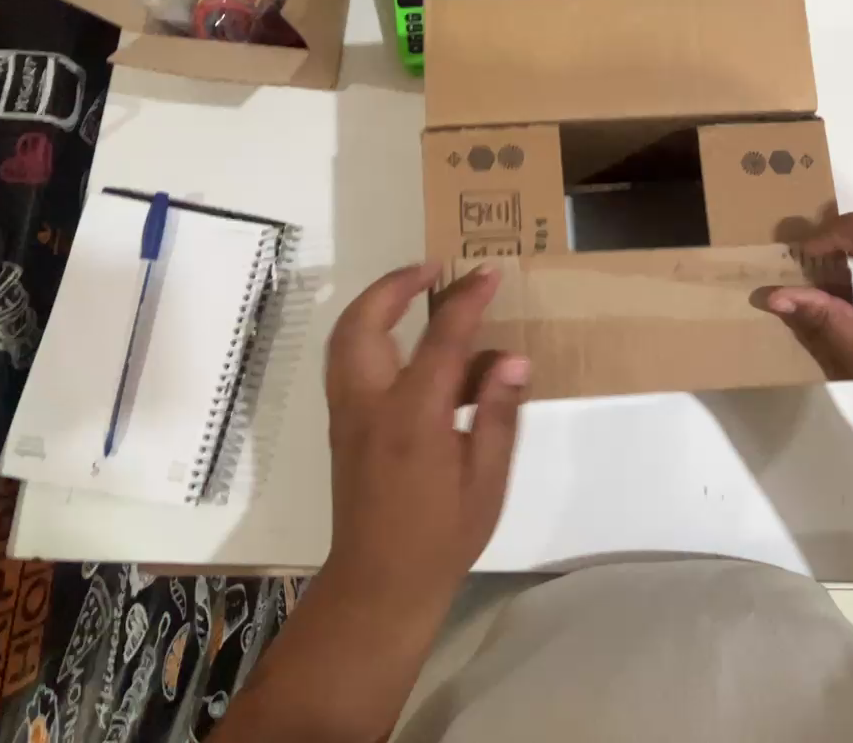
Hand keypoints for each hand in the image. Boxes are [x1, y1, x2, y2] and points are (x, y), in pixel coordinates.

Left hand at [323, 263, 528, 606]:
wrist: (379, 584)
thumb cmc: (442, 536)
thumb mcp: (487, 480)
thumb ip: (498, 414)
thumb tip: (512, 359)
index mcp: (413, 417)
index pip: (441, 339)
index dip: (467, 300)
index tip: (489, 273)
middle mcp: (370, 405)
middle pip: (365, 322)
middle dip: (396, 284)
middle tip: (433, 268)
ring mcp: (346, 414)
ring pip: (344, 337)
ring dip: (374, 302)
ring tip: (411, 289)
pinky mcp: (340, 425)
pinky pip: (344, 359)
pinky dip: (365, 330)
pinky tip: (398, 336)